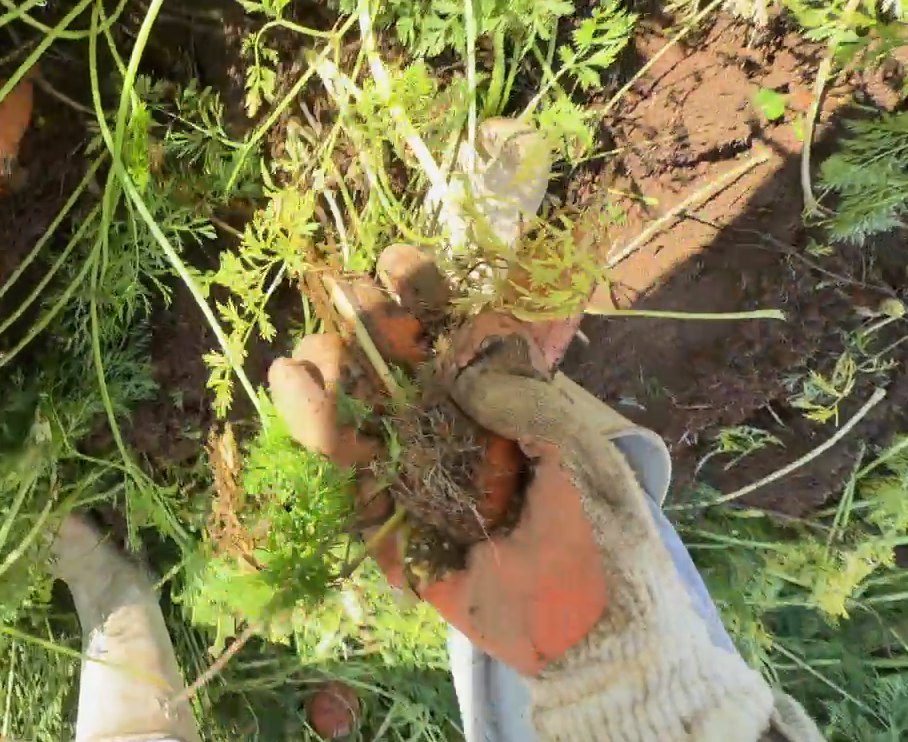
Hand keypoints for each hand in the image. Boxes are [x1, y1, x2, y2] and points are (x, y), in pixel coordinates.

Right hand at [270, 247, 799, 740]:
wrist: (580, 635)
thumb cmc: (598, 535)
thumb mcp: (578, 453)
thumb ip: (524, 397)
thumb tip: (454, 365)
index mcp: (479, 373)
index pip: (433, 305)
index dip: (407, 277)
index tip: (396, 272)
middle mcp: (425, 394)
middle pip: (363, 326)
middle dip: (352, 316)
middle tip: (371, 342)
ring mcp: (388, 437)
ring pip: (324, 371)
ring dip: (318, 369)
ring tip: (340, 408)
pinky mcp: (362, 487)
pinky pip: (314, 439)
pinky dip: (309, 423)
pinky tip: (342, 446)